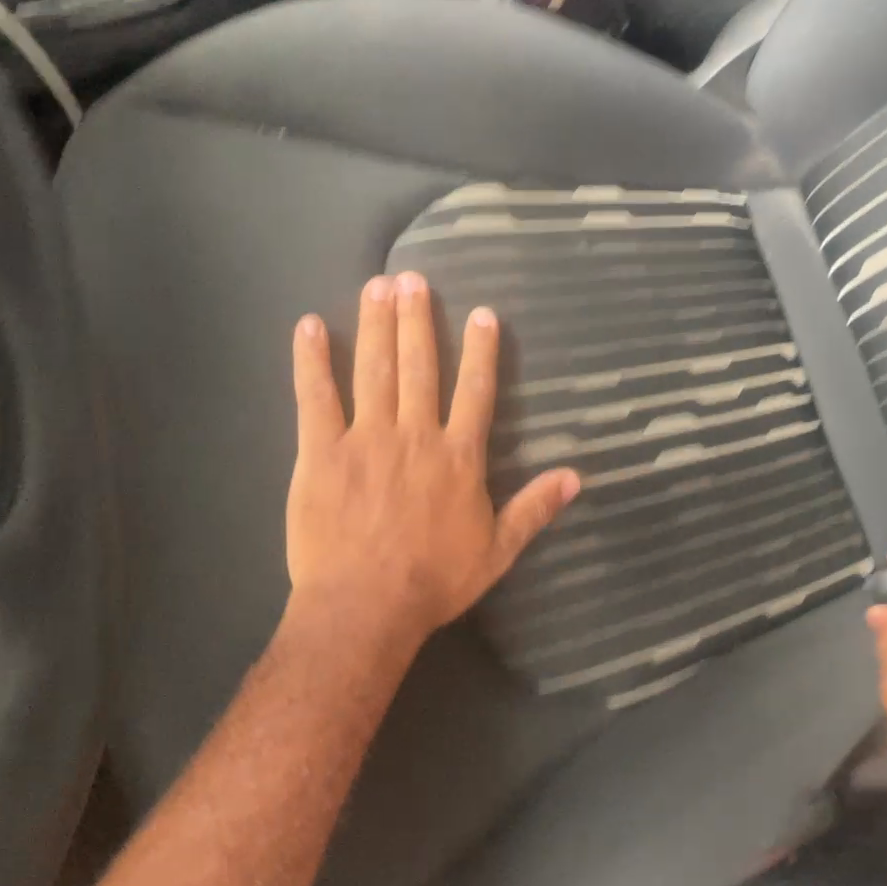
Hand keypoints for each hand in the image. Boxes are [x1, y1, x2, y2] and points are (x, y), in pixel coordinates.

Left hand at [286, 271, 579, 646]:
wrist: (367, 607)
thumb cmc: (434, 581)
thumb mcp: (498, 550)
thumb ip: (535, 509)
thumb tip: (578, 477)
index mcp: (458, 456)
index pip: (476, 391)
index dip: (481, 350)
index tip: (482, 313)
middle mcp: (415, 434)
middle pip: (420, 365)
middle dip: (417, 319)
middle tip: (413, 278)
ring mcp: (366, 438)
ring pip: (374, 369)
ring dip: (375, 324)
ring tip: (377, 285)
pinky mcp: (321, 451)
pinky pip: (315, 397)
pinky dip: (311, 360)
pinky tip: (308, 327)